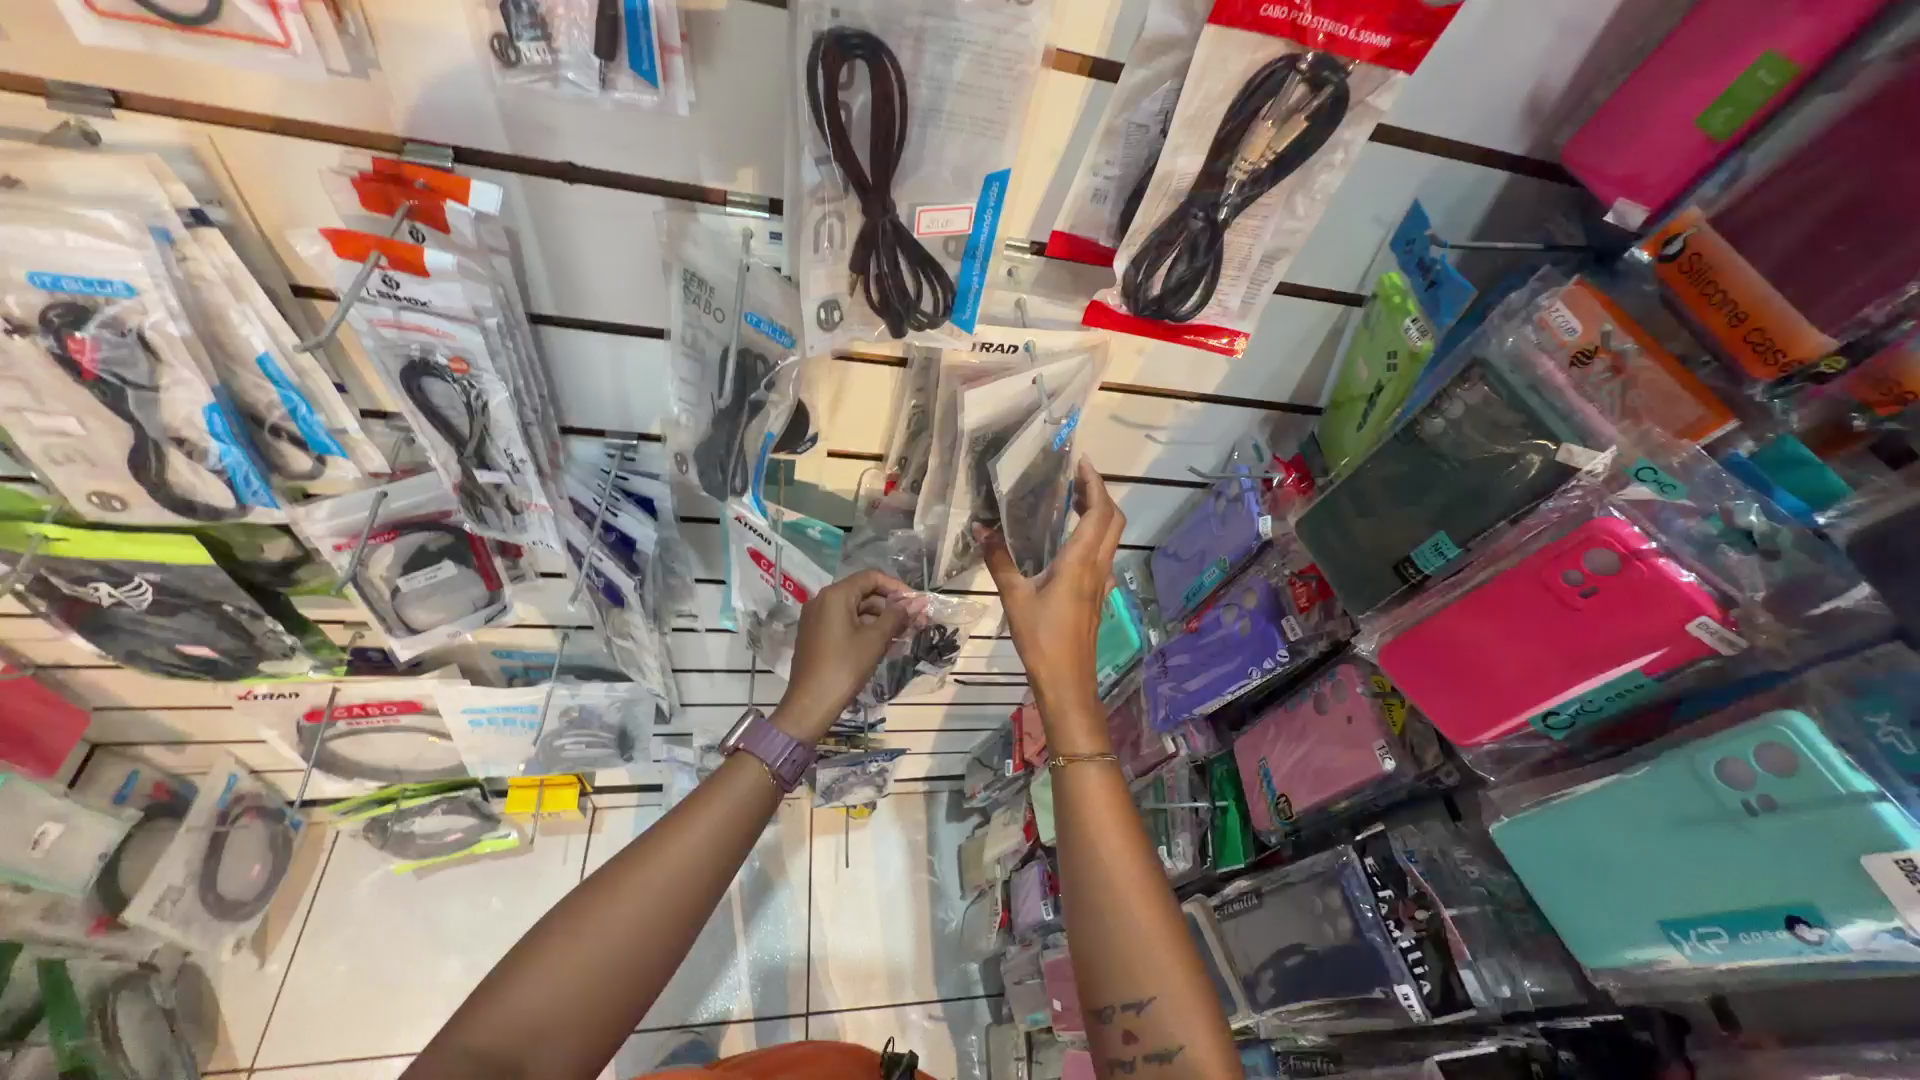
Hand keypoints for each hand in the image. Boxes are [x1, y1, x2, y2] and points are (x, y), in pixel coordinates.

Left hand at [777, 569, 912, 741]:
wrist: (811, 703)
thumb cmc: (845, 667)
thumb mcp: (875, 640)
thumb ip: (897, 616)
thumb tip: (917, 603)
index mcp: (835, 595)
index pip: (871, 577)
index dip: (897, 587)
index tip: (916, 602)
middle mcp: (822, 600)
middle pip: (863, 593)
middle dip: (890, 605)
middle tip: (915, 620)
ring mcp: (816, 618)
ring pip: (854, 610)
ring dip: (879, 618)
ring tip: (903, 634)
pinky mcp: (815, 635)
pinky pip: (844, 623)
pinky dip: (864, 628)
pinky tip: (882, 643)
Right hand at [979, 458, 1124, 752]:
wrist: (1067, 681)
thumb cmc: (1041, 638)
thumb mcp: (1014, 597)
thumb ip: (999, 561)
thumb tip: (982, 530)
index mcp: (1081, 560)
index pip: (1099, 511)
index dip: (1095, 483)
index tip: (1081, 463)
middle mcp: (1097, 566)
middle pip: (1113, 519)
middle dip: (1100, 494)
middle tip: (1075, 479)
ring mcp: (1101, 582)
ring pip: (1110, 537)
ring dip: (1098, 514)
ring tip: (1071, 502)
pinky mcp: (1097, 596)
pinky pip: (1102, 555)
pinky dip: (1093, 536)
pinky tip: (1069, 543)